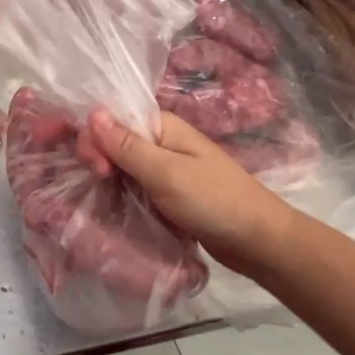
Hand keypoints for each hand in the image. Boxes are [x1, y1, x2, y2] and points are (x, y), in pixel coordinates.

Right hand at [89, 107, 301, 275]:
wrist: (261, 243)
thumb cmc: (215, 201)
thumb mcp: (165, 172)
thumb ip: (126, 145)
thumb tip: (92, 111)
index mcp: (160, 126)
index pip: (110, 118)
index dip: (92, 136)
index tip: (94, 168)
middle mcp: (159, 140)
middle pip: (111, 140)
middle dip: (98, 158)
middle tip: (101, 184)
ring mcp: (164, 167)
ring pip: (120, 164)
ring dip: (107, 178)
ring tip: (102, 198)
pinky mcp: (166, 191)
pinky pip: (133, 184)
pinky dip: (121, 192)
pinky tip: (112, 204)